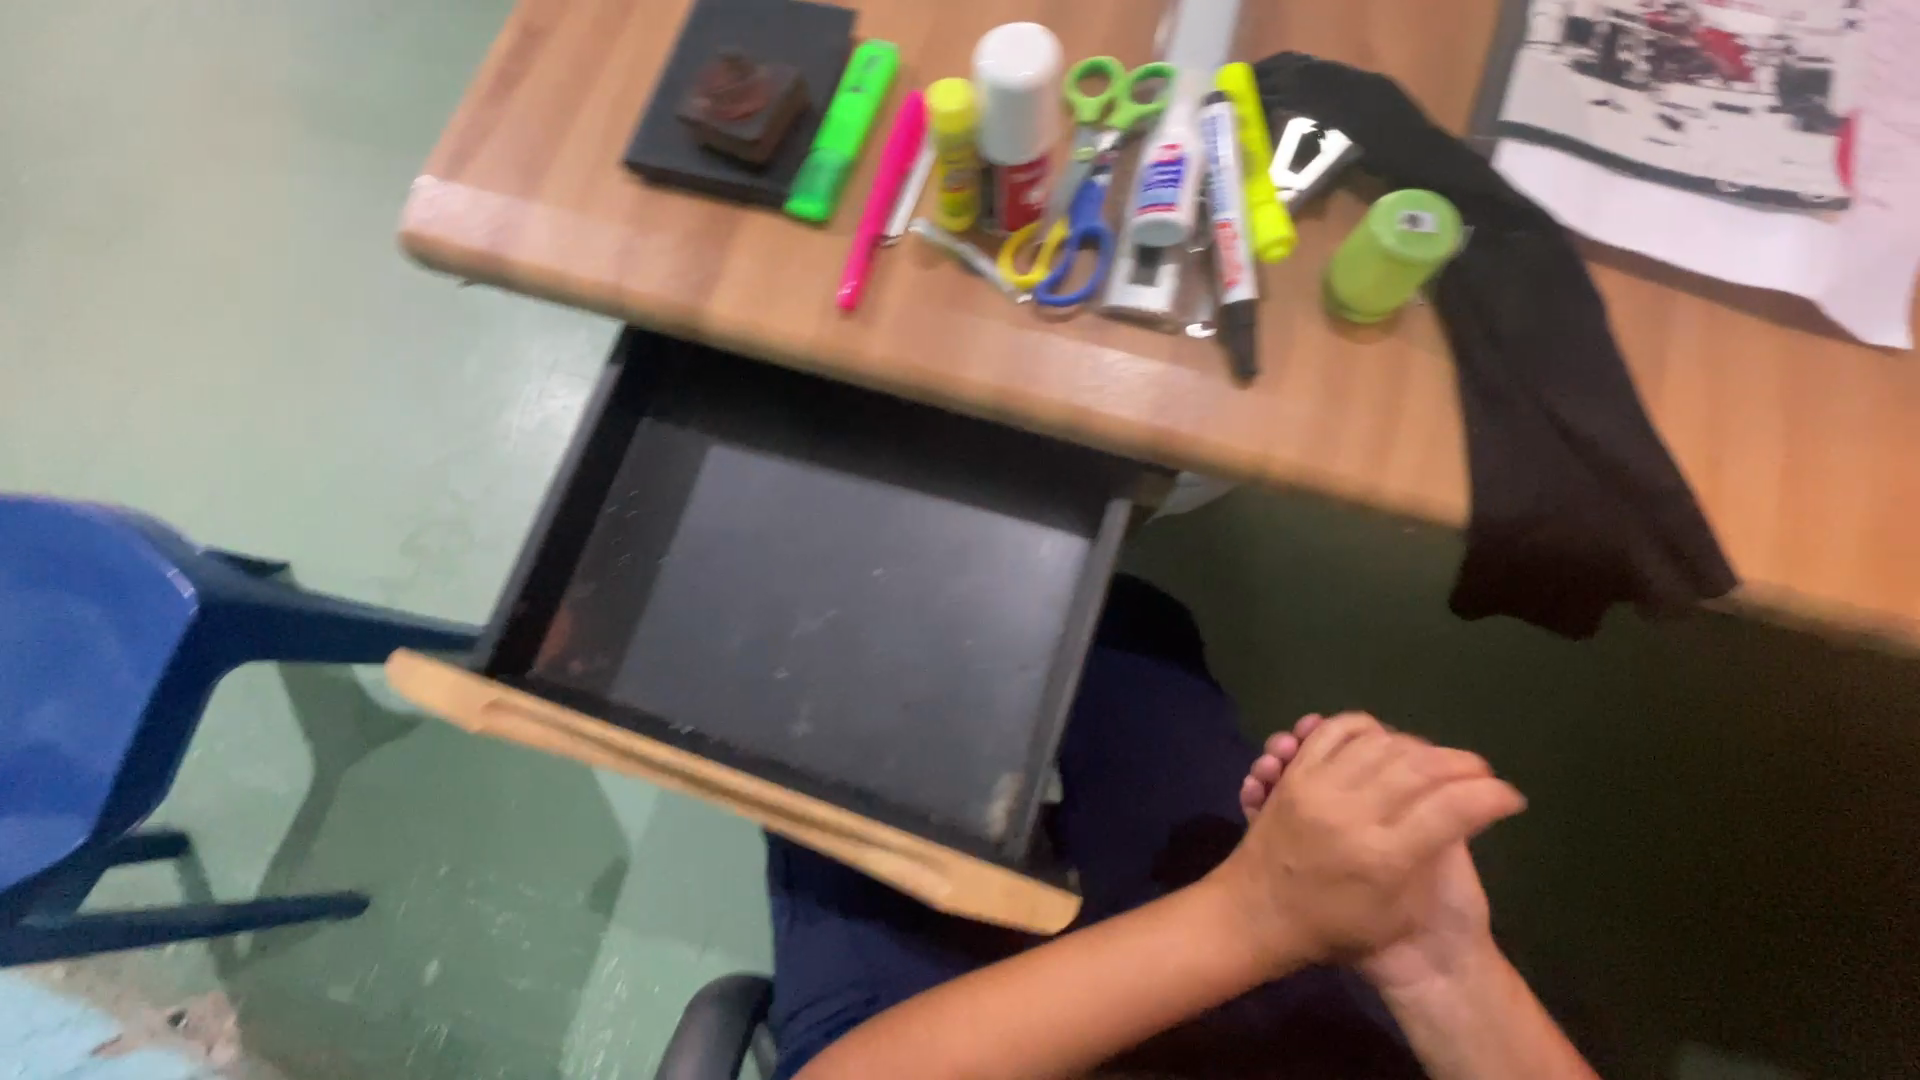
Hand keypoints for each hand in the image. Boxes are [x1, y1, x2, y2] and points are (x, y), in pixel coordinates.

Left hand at [1210, 713, 1525, 973]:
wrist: (1262, 916)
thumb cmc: (1345, 929)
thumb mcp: (1401, 906)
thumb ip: (1435, 852)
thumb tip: (1474, 804)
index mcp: (1383, 855)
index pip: (1451, 804)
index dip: (1491, 793)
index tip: (1509, 793)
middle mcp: (1348, 814)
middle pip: (1414, 763)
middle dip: (1456, 761)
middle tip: (1474, 768)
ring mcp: (1315, 789)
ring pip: (1372, 742)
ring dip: (1409, 743)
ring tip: (1427, 758)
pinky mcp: (1293, 776)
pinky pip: (1328, 734)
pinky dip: (1357, 728)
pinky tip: (1376, 738)